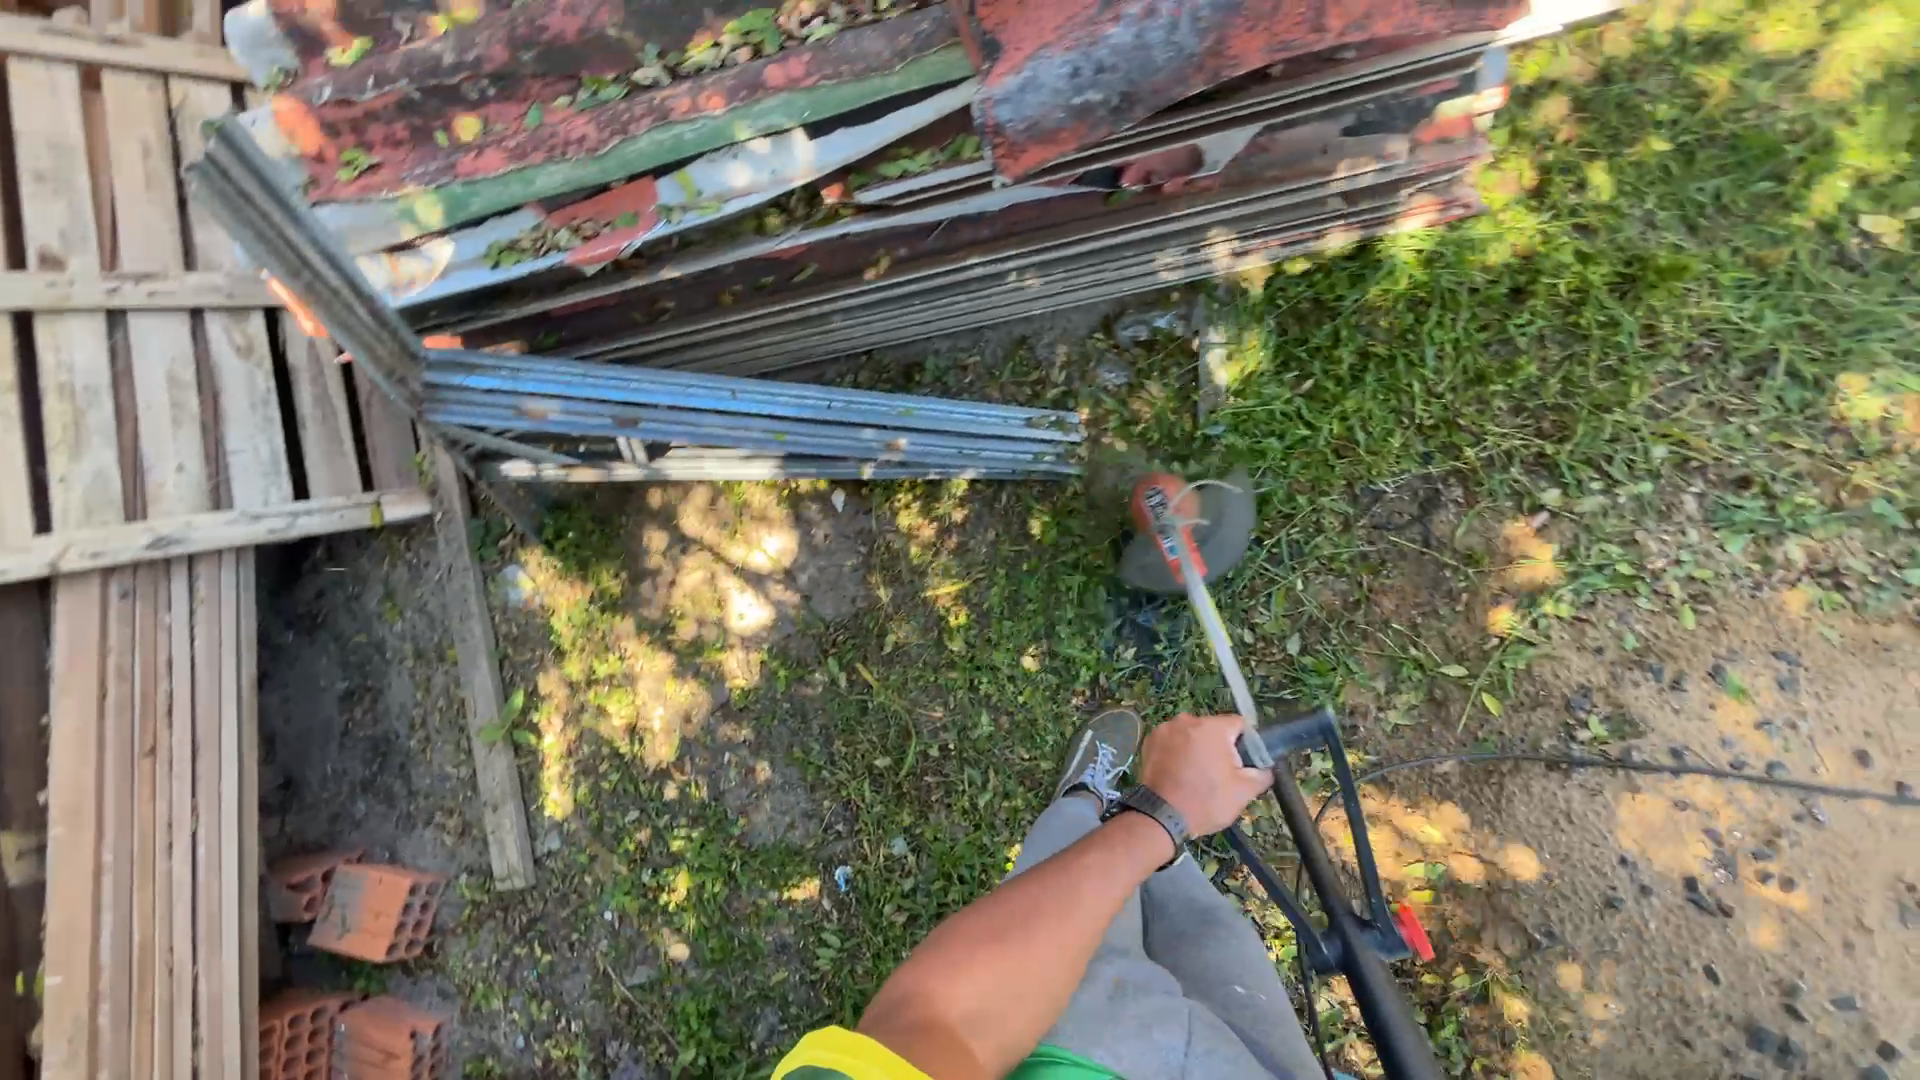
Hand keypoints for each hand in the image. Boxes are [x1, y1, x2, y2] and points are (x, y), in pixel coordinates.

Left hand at [1136, 713, 1272, 835]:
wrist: (1161, 815)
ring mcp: (1165, 728)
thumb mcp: (1244, 791)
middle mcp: (1187, 720)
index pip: (1239, 724)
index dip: (1245, 743)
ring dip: (1196, 748)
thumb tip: (1265, 767)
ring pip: (1191, 734)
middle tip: (1219, 773)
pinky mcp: (1149, 740)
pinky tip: (1177, 772)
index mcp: (1212, 727)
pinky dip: (1177, 751)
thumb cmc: (1206, 801)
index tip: (1243, 763)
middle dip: (1219, 746)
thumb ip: (1261, 773)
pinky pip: (1172, 740)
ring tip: (1196, 775)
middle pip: (1213, 728)